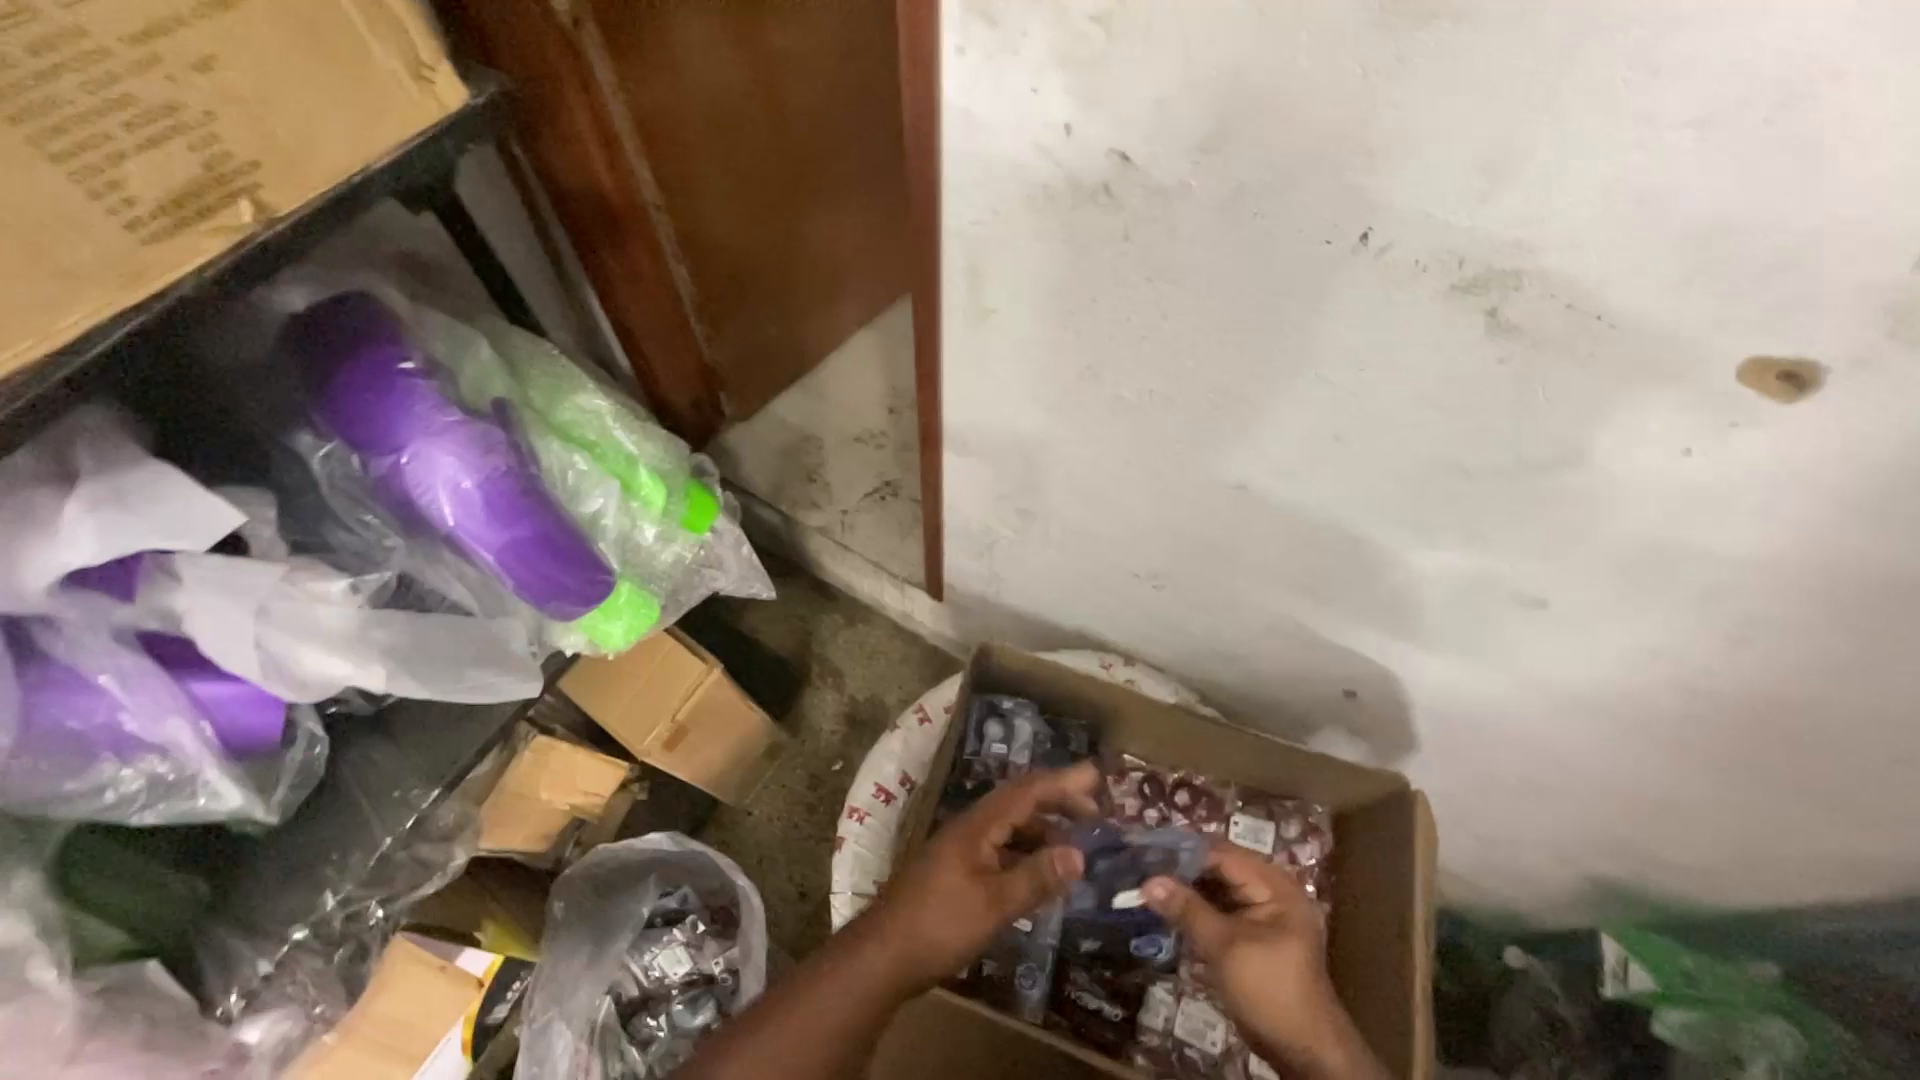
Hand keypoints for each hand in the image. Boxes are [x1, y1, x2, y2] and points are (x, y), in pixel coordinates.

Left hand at [854, 762, 1101, 992]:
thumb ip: (1036, 877)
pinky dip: (1024, 855)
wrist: (880, 956)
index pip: (1027, 791)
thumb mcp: (994, 904)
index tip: (1096, 776)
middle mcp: (968, 829)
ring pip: (1008, 828)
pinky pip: (999, 850)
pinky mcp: (954, 874)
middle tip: (1095, 815)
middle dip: (1057, 803)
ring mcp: (958, 851)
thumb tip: (1079, 854)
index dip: (1063, 782)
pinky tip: (1038, 876)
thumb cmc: (939, 924)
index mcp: (977, 826)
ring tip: (1075, 849)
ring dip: (1042, 831)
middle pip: (1018, 803)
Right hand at [1143, 845, 1388, 1079]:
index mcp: (1275, 887)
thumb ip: (1187, 909)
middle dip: (1181, 869)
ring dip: (1185, 889)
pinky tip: (1166, 909)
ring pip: (1216, 890)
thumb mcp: (1225, 947)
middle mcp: (1271, 893)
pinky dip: (1195, 909)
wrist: (1303, 1050)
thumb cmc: (1269, 990)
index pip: (1221, 854)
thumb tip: (1147, 881)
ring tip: (1145, 883)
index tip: (1144, 850)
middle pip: (1218, 869)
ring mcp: (1262, 916)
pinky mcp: (1251, 937)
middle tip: (1140, 867)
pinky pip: (1219, 911)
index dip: (1183, 851)